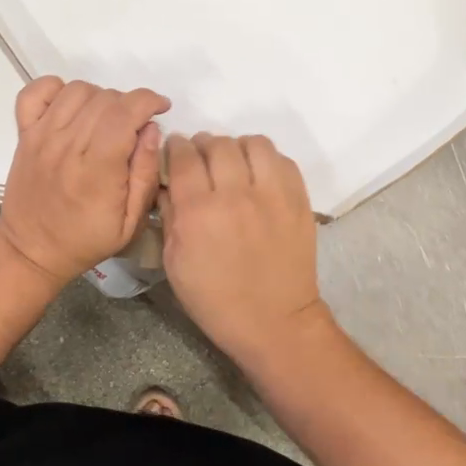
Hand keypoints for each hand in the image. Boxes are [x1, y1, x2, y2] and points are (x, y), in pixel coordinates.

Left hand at [0, 77, 168, 284]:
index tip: (161, 108)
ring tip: (105, 119)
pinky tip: (70, 107)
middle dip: (129, 104)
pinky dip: (55, 89)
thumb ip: (145, 174)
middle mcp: (67, 146)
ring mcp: (41, 136)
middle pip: (104, 98)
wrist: (32, 250)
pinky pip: (35, 92)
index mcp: (96, 170)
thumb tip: (151, 130)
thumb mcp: (130, 222)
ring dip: (99, 97)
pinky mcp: (24, 134)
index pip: (124, 113)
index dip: (148, 100)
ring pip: (76, 90)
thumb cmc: (86, 240)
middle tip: (134, 127)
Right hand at [160, 134, 324, 361]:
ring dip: (238, 148)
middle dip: (204, 145)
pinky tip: (259, 176)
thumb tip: (167, 184)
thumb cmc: (215, 300)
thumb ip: (170, 216)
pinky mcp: (298, 199)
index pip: (185, 156)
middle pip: (217, 144)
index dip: (177, 146)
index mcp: (198, 212)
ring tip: (234, 163)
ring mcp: (272, 194)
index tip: (177, 149)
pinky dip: (267, 161)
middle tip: (203, 158)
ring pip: (253, 143)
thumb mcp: (174, 263)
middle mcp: (235, 194)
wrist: (274, 322)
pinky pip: (282, 160)